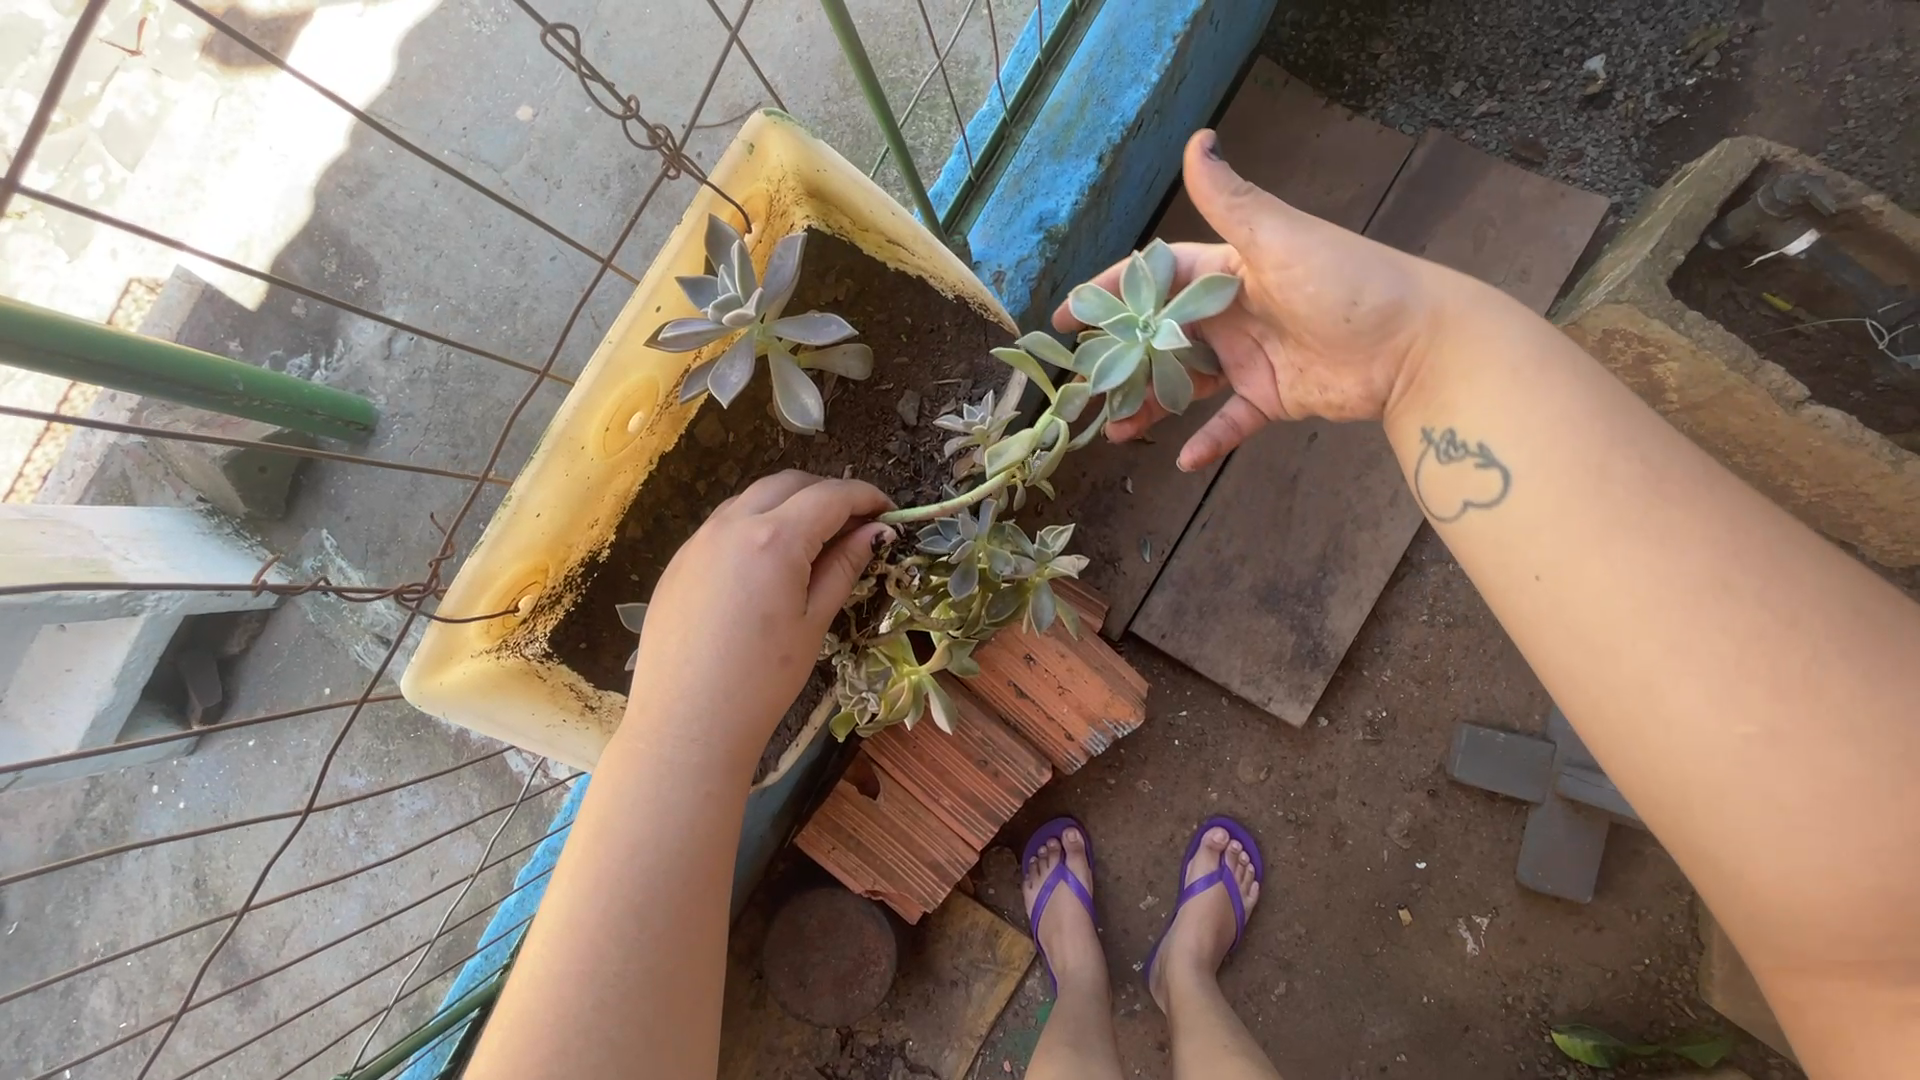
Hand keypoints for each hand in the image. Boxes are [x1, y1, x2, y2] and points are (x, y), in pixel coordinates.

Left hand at [624, 471, 893, 757]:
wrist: (688, 723)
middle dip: (828, 493)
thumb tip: (877, 532)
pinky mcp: (680, 561)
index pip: (830, 496)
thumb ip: (844, 567)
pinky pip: (725, 523)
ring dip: (790, 504)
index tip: (890, 511)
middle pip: (790, 484)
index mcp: (774, 539)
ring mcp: (699, 540)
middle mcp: (732, 525)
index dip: (866, 497)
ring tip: (814, 541)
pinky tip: (769, 563)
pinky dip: (757, 523)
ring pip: (753, 498)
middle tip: (856, 524)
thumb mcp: (814, 622)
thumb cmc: (763, 680)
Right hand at [1053, 129, 1474, 470]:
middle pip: (1160, 339)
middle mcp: (1231, 315)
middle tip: (1082, 386)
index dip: (1108, 294)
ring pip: (1184, 385)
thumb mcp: (1279, 239)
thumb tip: (1196, 139)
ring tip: (1114, 431)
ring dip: (1150, 406)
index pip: (1154, 280)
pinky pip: (1229, 422)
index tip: (1066, 316)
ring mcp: (1249, 359)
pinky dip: (1208, 440)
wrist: (1417, 343)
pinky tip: (1183, 460)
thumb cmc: (1347, 282)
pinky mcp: (1271, 398)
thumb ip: (1231, 202)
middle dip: (1120, 362)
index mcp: (1227, 273)